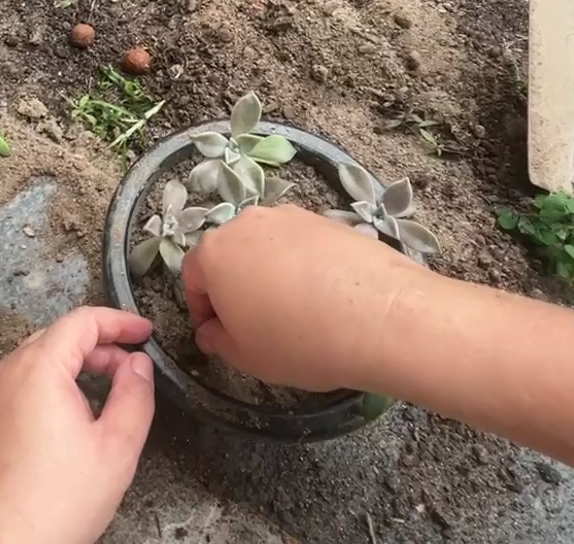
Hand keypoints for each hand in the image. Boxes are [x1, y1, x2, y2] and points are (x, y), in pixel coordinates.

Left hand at [0, 307, 155, 543]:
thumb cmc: (53, 502)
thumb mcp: (114, 451)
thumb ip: (134, 398)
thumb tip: (138, 364)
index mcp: (38, 366)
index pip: (82, 321)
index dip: (119, 321)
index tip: (145, 331)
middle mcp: (7, 369)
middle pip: (59, 337)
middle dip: (100, 346)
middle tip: (132, 369)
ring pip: (38, 359)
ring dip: (75, 365)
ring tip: (105, 393)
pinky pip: (20, 382)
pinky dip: (50, 383)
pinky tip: (69, 417)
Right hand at [183, 203, 426, 390]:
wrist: (381, 316)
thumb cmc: (300, 340)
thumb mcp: (248, 357)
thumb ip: (218, 341)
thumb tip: (211, 332)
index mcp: (213, 253)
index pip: (192, 278)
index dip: (202, 310)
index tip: (219, 334)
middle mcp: (243, 224)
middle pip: (227, 255)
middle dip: (234, 287)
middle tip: (257, 323)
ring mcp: (285, 216)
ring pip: (264, 247)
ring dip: (268, 273)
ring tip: (297, 309)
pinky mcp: (323, 218)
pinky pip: (299, 244)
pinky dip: (302, 265)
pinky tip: (325, 296)